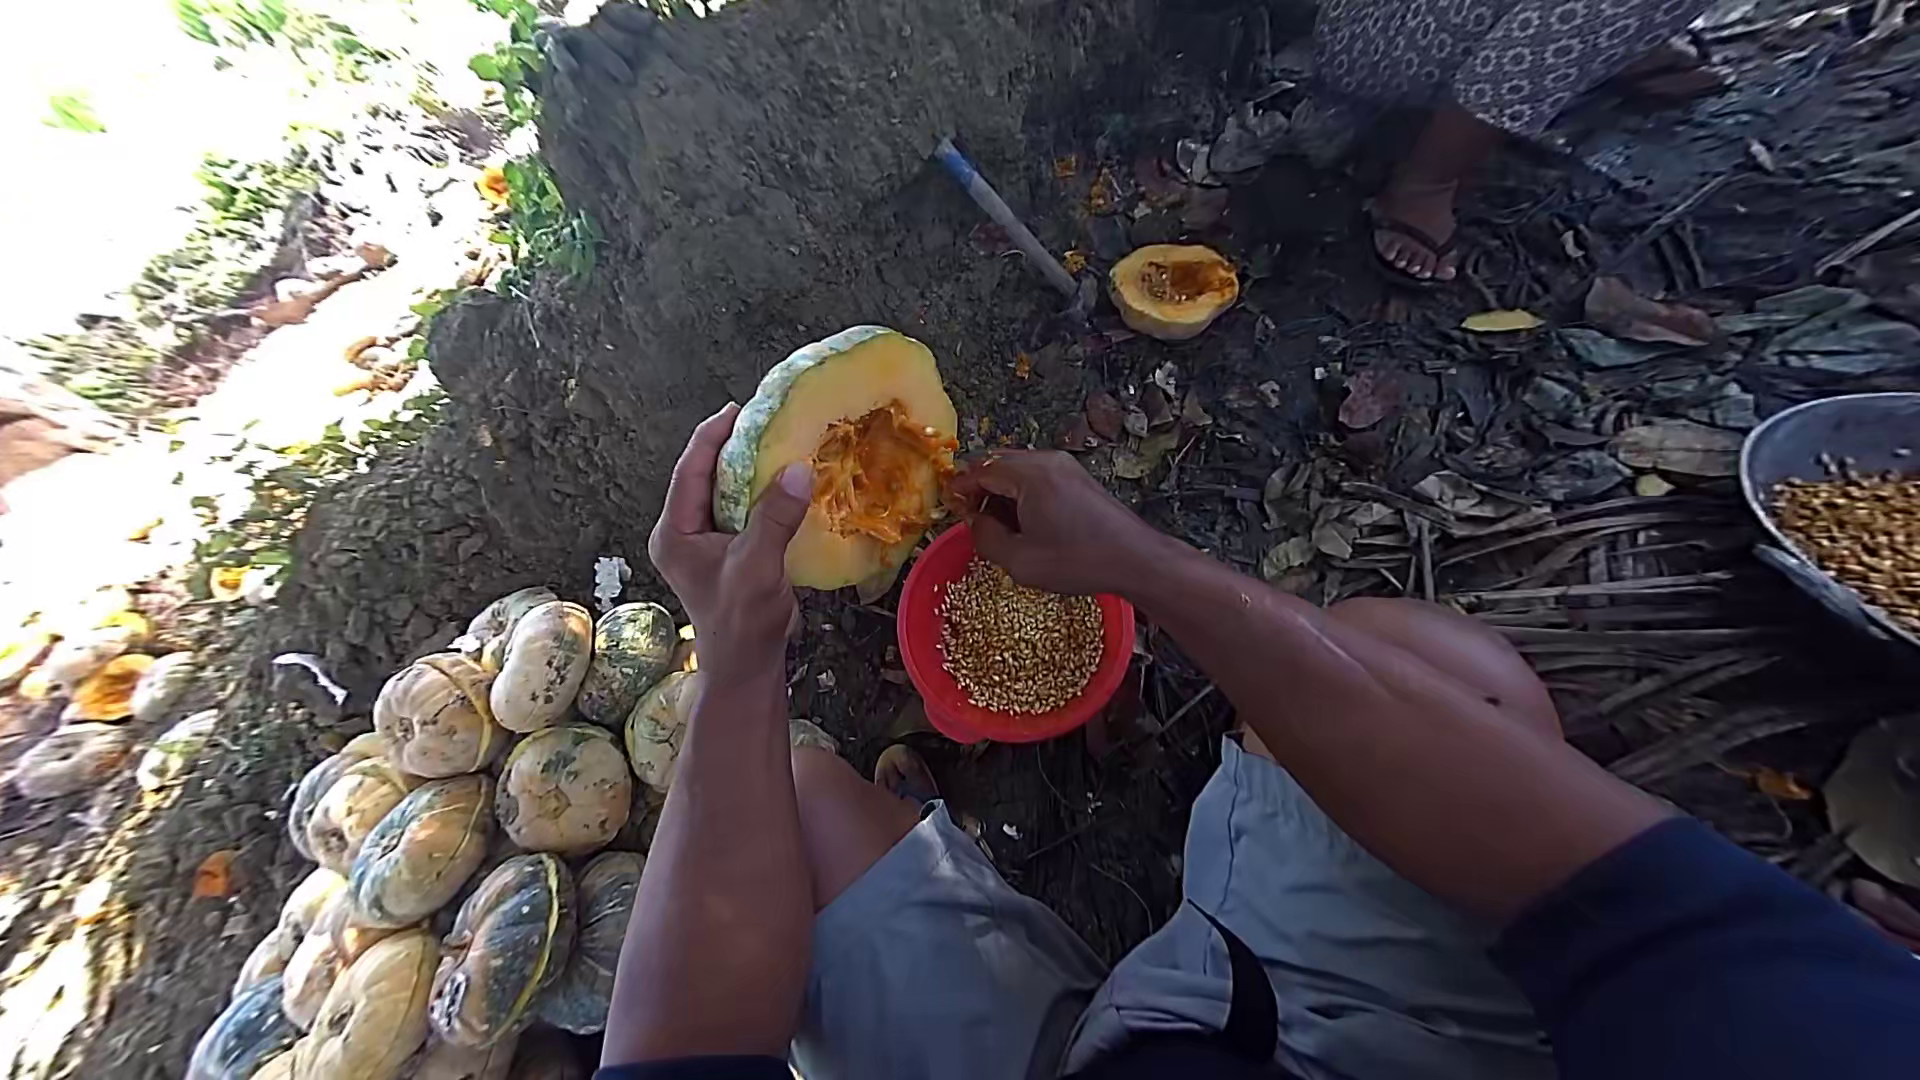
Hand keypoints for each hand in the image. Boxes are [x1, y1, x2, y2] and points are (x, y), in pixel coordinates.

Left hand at [648, 403, 811, 672]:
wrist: (747, 664)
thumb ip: (774, 520)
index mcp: (674, 532)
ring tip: (777, 444)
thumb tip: (798, 470)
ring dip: (750, 469)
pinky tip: (785, 482)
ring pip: (726, 492)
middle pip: (705, 476)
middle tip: (763, 421)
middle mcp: (684, 532)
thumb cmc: (743, 621)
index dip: (712, 436)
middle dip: (732, 447)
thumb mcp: (757, 568)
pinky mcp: (728, 551)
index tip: (738, 409)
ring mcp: (705, 542)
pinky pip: (743, 510)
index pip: (689, 471)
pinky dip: (762, 493)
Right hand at [946, 449, 1165, 594]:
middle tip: (971, 518)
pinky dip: (1020, 492)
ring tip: (997, 525)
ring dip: (999, 491)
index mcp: (1030, 474)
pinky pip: (1035, 475)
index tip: (950, 508)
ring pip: (1016, 468)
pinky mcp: (1075, 477)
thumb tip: (974, 522)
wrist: (1134, 559)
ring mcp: (1064, 466)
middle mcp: (1047, 460)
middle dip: (979, 488)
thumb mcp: (1020, 560)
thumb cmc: (1079, 561)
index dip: (959, 489)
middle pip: (997, 463)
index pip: (980, 469)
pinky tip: (1022, 521)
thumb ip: (986, 537)